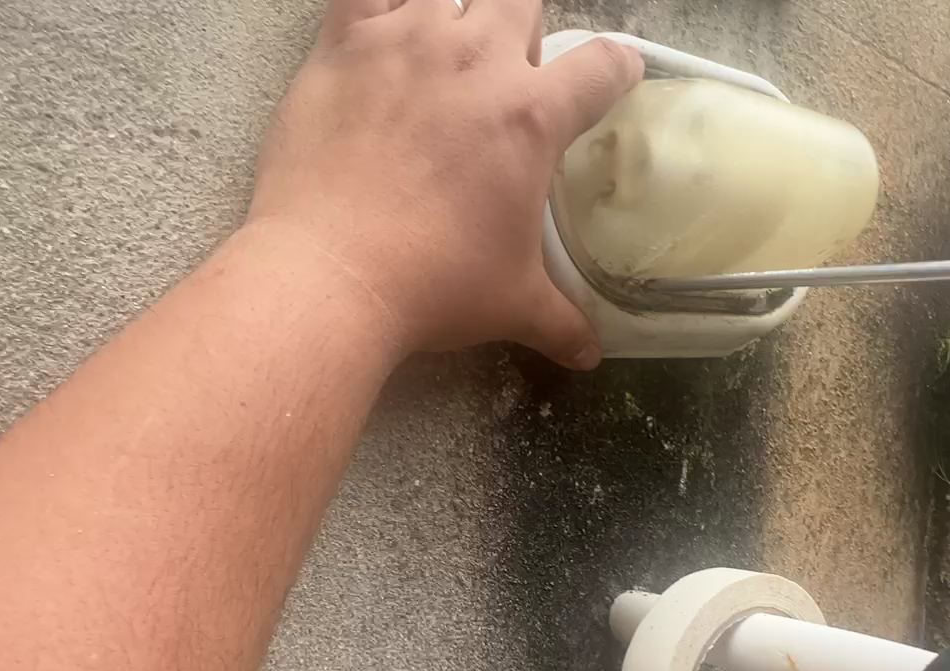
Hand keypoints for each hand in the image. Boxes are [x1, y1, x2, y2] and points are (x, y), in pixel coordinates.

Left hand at [248, 0, 642, 368]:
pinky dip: (377, 3)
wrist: (333, 276)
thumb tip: (591, 357)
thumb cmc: (434, 288)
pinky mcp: (344, 43)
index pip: (601, 67)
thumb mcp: (513, 308)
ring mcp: (406, 40)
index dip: (616, 70)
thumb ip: (561, 323)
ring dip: (454, 14)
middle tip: (502, 84)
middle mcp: (476, 59)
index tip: (614, 79)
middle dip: (523, 33)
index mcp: (530, 117)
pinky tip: (376, 32)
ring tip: (438, 62)